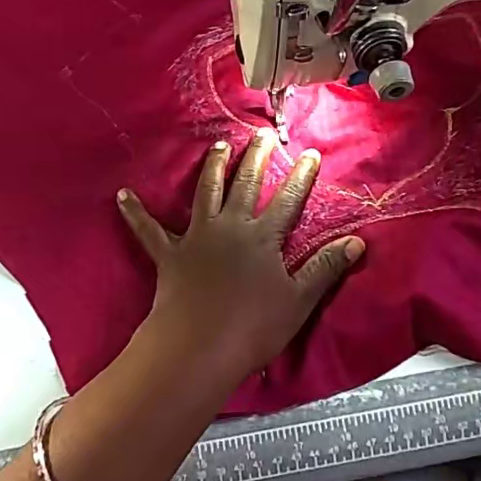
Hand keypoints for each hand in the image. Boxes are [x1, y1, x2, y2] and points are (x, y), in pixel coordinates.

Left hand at [117, 129, 364, 385]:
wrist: (200, 345)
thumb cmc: (253, 327)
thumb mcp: (299, 300)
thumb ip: (326, 268)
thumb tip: (357, 242)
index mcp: (263, 238)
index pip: (289, 200)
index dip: (301, 177)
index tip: (309, 154)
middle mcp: (230, 227)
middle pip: (246, 185)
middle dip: (257, 158)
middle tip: (262, 136)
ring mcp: (197, 237)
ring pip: (206, 192)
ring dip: (212, 168)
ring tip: (218, 145)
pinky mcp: (170, 254)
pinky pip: (149, 230)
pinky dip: (136, 213)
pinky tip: (122, 195)